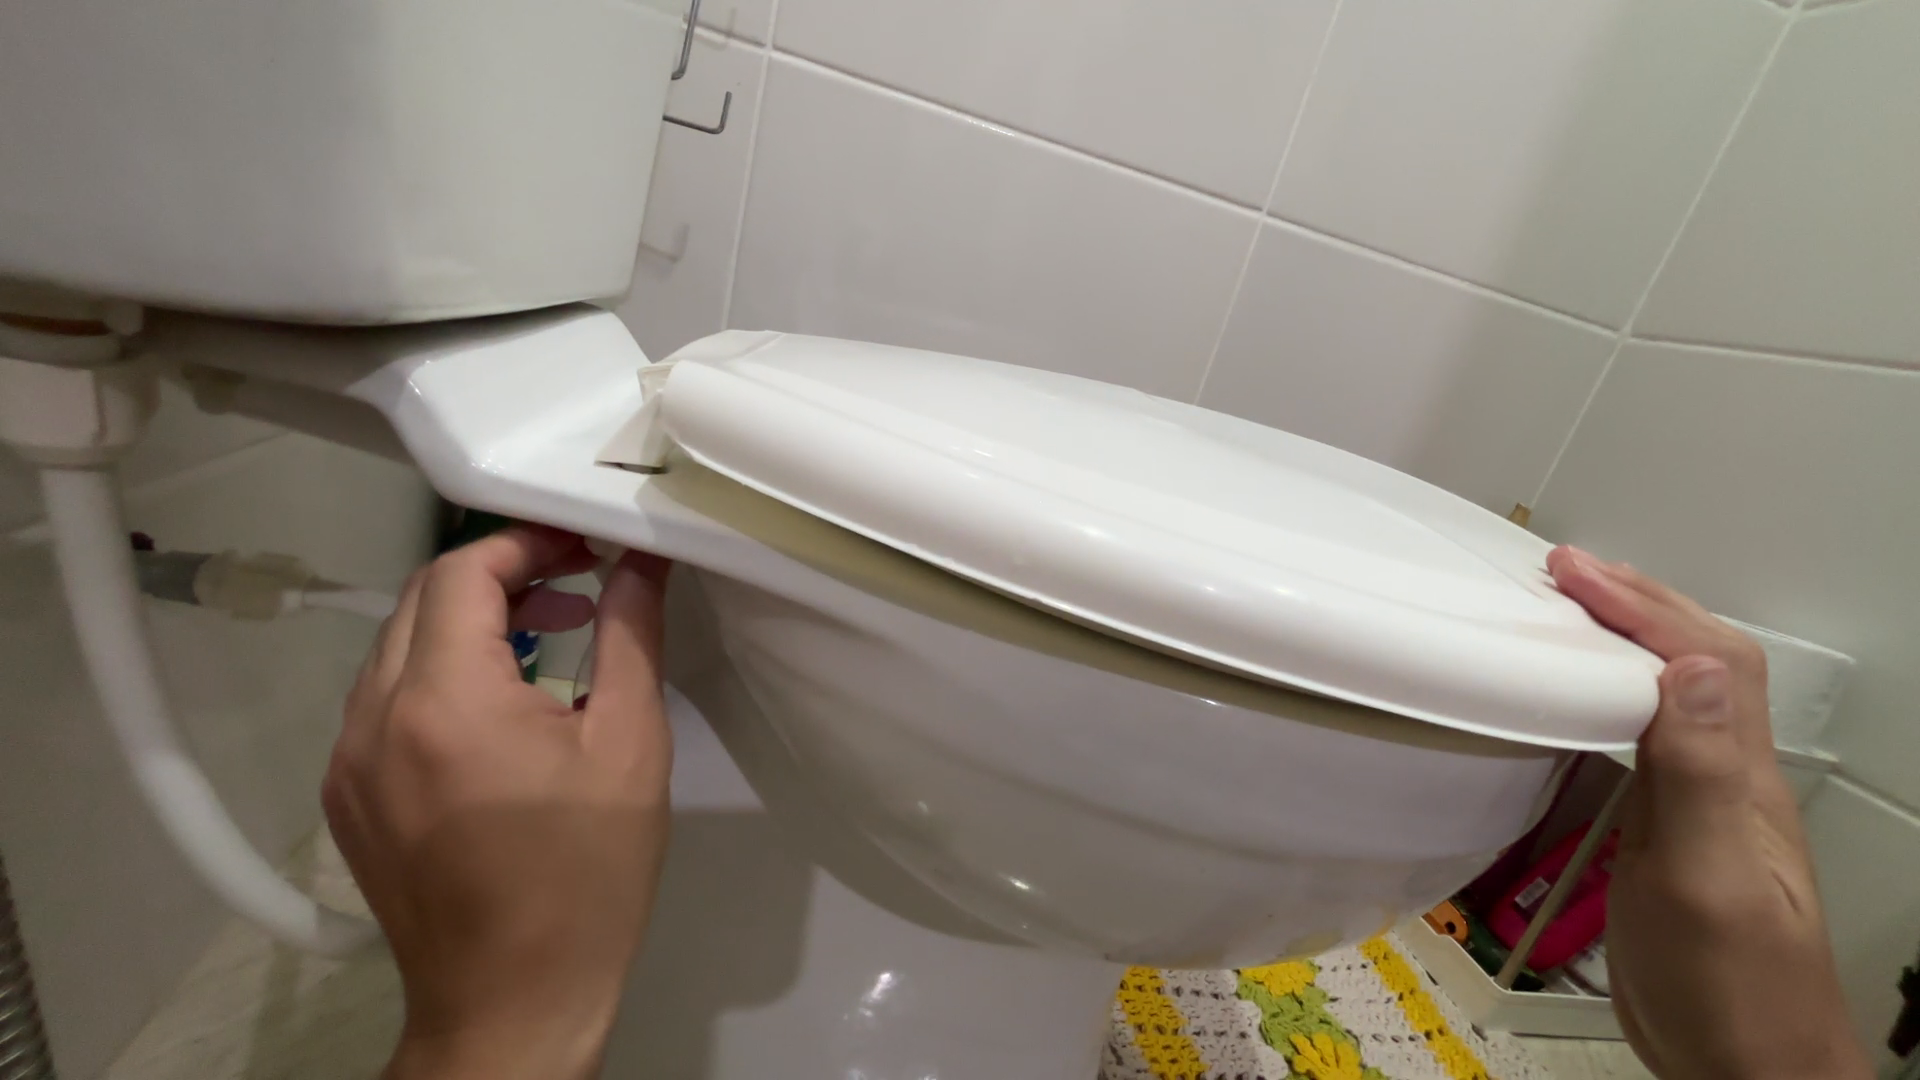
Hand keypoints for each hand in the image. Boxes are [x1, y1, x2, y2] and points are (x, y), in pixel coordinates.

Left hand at [322, 525, 672, 1079]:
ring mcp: (347, 762)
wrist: (518, 996)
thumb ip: (631, 635)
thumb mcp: (632, 741)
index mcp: (445, 703)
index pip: (461, 574)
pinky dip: (446, 669)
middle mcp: (372, 721)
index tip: (584, 544)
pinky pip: (388, 697)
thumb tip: (642, 562)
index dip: (525, 543)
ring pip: (400, 646)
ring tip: (556, 630)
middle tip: (580, 577)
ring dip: (474, 619)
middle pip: (422, 600)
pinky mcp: (348, 794)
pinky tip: (509, 697)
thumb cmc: (592, 868)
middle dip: (502, 573)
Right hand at [1548, 546, 1867, 1079]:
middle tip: (1569, 569)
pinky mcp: (1665, 820)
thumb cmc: (1723, 978)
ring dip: (1629, 632)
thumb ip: (1697, 775)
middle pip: (1702, 660)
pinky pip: (1641, 725)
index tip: (1572, 572)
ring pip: (1675, 687)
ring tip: (1574, 605)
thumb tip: (1688, 668)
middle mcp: (1726, 775)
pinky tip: (1578, 687)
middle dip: (1638, 601)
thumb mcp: (1705, 877)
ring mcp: (1699, 798)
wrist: (1740, 1057)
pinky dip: (1608, 683)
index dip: (1640, 606)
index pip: (1702, 661)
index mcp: (1738, 780)